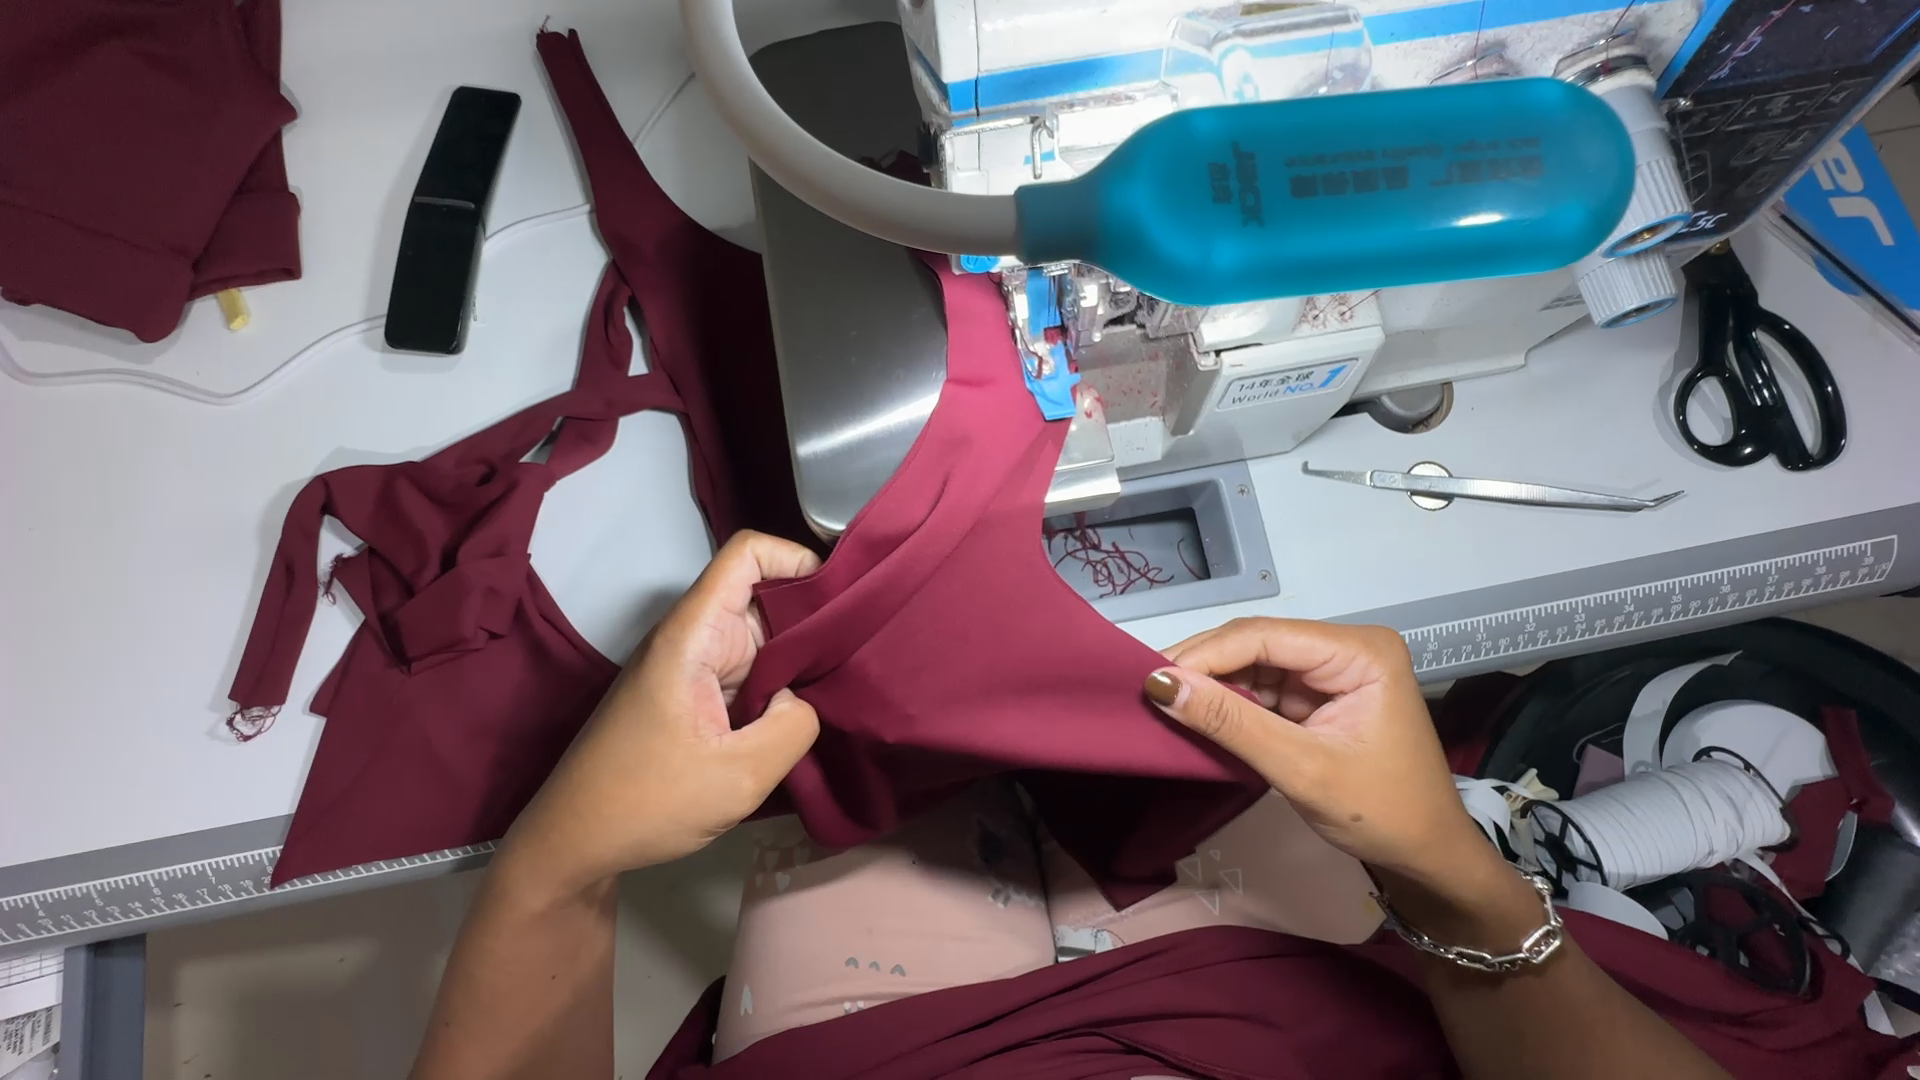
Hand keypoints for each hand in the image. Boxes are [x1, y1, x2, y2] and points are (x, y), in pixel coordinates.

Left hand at [498, 531, 822, 897]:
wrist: (576, 843)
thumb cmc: (647, 802)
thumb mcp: (739, 775)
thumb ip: (794, 726)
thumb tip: (804, 699)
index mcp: (694, 634)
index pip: (747, 554)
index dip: (796, 558)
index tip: (839, 598)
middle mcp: (695, 637)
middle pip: (764, 594)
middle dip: (813, 613)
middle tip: (859, 647)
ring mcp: (696, 666)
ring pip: (763, 635)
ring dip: (800, 654)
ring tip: (842, 681)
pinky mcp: (699, 694)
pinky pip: (753, 669)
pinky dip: (784, 682)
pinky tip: (808, 710)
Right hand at [1144, 618, 1493, 890]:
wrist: (1428, 859)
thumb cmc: (1381, 814)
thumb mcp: (1300, 768)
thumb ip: (1229, 722)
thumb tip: (1159, 683)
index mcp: (1359, 651)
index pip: (1263, 636)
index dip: (1204, 655)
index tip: (1150, 679)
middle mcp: (1343, 647)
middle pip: (1254, 643)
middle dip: (1203, 667)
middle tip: (1148, 689)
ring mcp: (1330, 669)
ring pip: (1251, 663)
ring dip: (1210, 684)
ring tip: (1165, 701)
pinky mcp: (1316, 693)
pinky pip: (1260, 685)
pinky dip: (1228, 701)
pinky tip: (1198, 712)